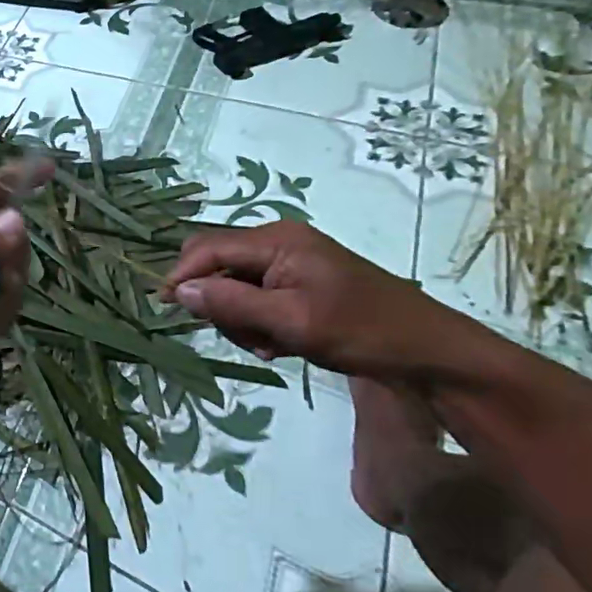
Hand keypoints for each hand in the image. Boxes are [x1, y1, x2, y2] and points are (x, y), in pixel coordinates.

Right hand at [162, 221, 488, 382]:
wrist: (427, 351)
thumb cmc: (362, 331)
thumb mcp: (291, 321)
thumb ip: (232, 304)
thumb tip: (177, 291)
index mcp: (277, 240)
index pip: (209, 248)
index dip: (182, 275)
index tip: (164, 308)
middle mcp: (278, 242)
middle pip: (218, 266)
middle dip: (219, 304)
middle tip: (246, 337)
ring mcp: (290, 263)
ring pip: (235, 287)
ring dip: (241, 320)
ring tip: (272, 344)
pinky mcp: (298, 283)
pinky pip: (257, 299)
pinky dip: (259, 323)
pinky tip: (283, 343)